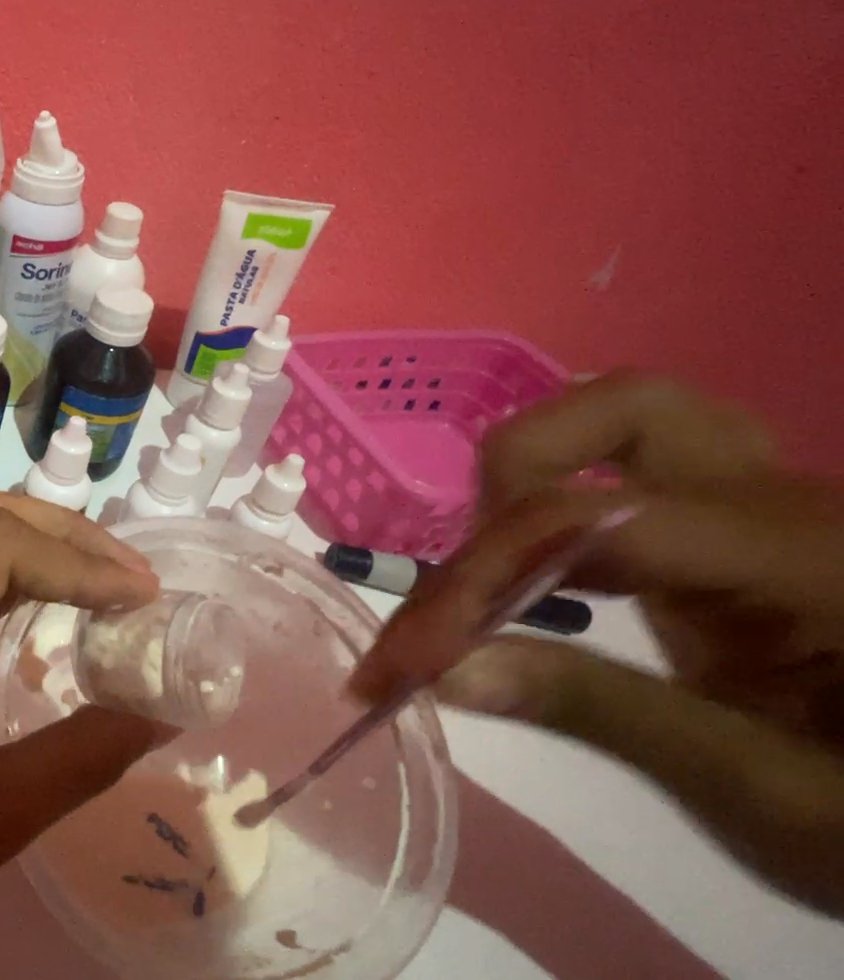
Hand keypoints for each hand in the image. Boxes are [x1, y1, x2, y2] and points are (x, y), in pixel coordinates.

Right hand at [351, 371, 843, 914]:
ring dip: (536, 475)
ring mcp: (764, 513)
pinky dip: (555, 507)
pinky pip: (630, 479)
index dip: (483, 576)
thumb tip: (445, 670)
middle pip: (624, 410)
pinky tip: (529, 581)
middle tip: (473, 574)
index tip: (407, 658)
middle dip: (518, 476)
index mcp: (813, 560)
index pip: (597, 523)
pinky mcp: (734, 538)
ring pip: (625, 422)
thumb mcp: (777, 800)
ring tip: (492, 567)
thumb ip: (605, 715)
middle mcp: (786, 506)